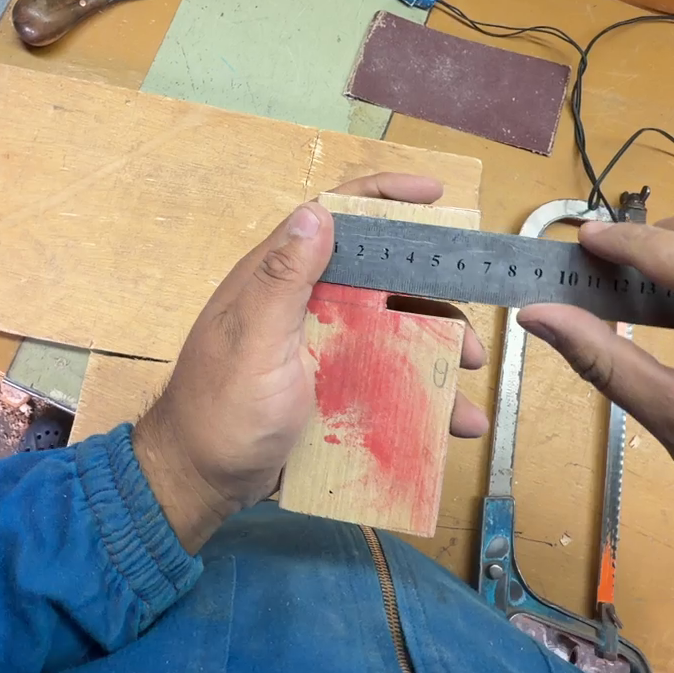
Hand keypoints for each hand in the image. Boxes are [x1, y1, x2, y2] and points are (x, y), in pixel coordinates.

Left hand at [134, 174, 489, 552]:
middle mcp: (303, 301)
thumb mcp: (254, 343)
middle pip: (377, 273)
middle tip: (467, 310)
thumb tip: (318, 212)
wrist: (203, 479)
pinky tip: (453, 420)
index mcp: (279, 277)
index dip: (381, 197)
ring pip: (390, 325)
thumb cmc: (223, 409)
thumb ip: (282, 280)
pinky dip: (421, 390)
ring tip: (470, 368)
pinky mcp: (330, 382)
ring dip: (436, 341)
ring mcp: (318, 343)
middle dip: (429, 287)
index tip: (435, 193)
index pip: (332, 216)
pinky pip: (386, 373)